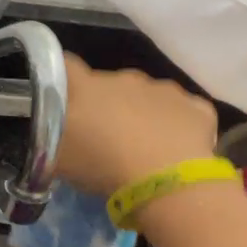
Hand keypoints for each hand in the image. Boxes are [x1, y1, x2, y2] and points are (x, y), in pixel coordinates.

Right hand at [56, 54, 219, 195]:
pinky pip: (178, 109)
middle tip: (99, 135)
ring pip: (143, 96)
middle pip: (106, 84)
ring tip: (137, 145)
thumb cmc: (101, 165)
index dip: (60, 76)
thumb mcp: (56, 155)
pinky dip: (171, 123)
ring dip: (137, 112)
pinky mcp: (196, 106)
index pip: (65, 65)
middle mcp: (125, 78)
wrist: (166, 181)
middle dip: (102, 103)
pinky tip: (168, 147)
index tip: (58, 96)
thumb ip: (51, 132)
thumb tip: (52, 122)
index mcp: (86, 87)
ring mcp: (164, 89)